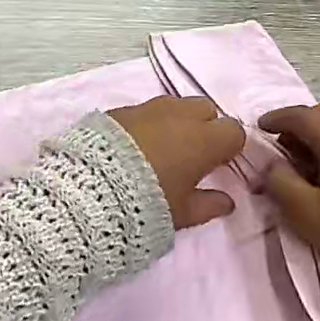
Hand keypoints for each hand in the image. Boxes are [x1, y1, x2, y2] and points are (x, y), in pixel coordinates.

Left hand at [109, 96, 245, 227]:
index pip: (234, 132)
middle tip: (190, 155)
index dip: (228, 148)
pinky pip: (147, 111)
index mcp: (204, 140)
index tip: (216, 166)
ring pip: (177, 106)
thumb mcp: (180, 214)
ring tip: (161, 150)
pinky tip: (134, 148)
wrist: (85, 191)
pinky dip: (149, 124)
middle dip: (205, 128)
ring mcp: (151, 108)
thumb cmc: (143, 203)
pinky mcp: (122, 109)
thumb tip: (227, 203)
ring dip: (177, 123)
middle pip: (207, 111)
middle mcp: (182, 116)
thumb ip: (208, 205)